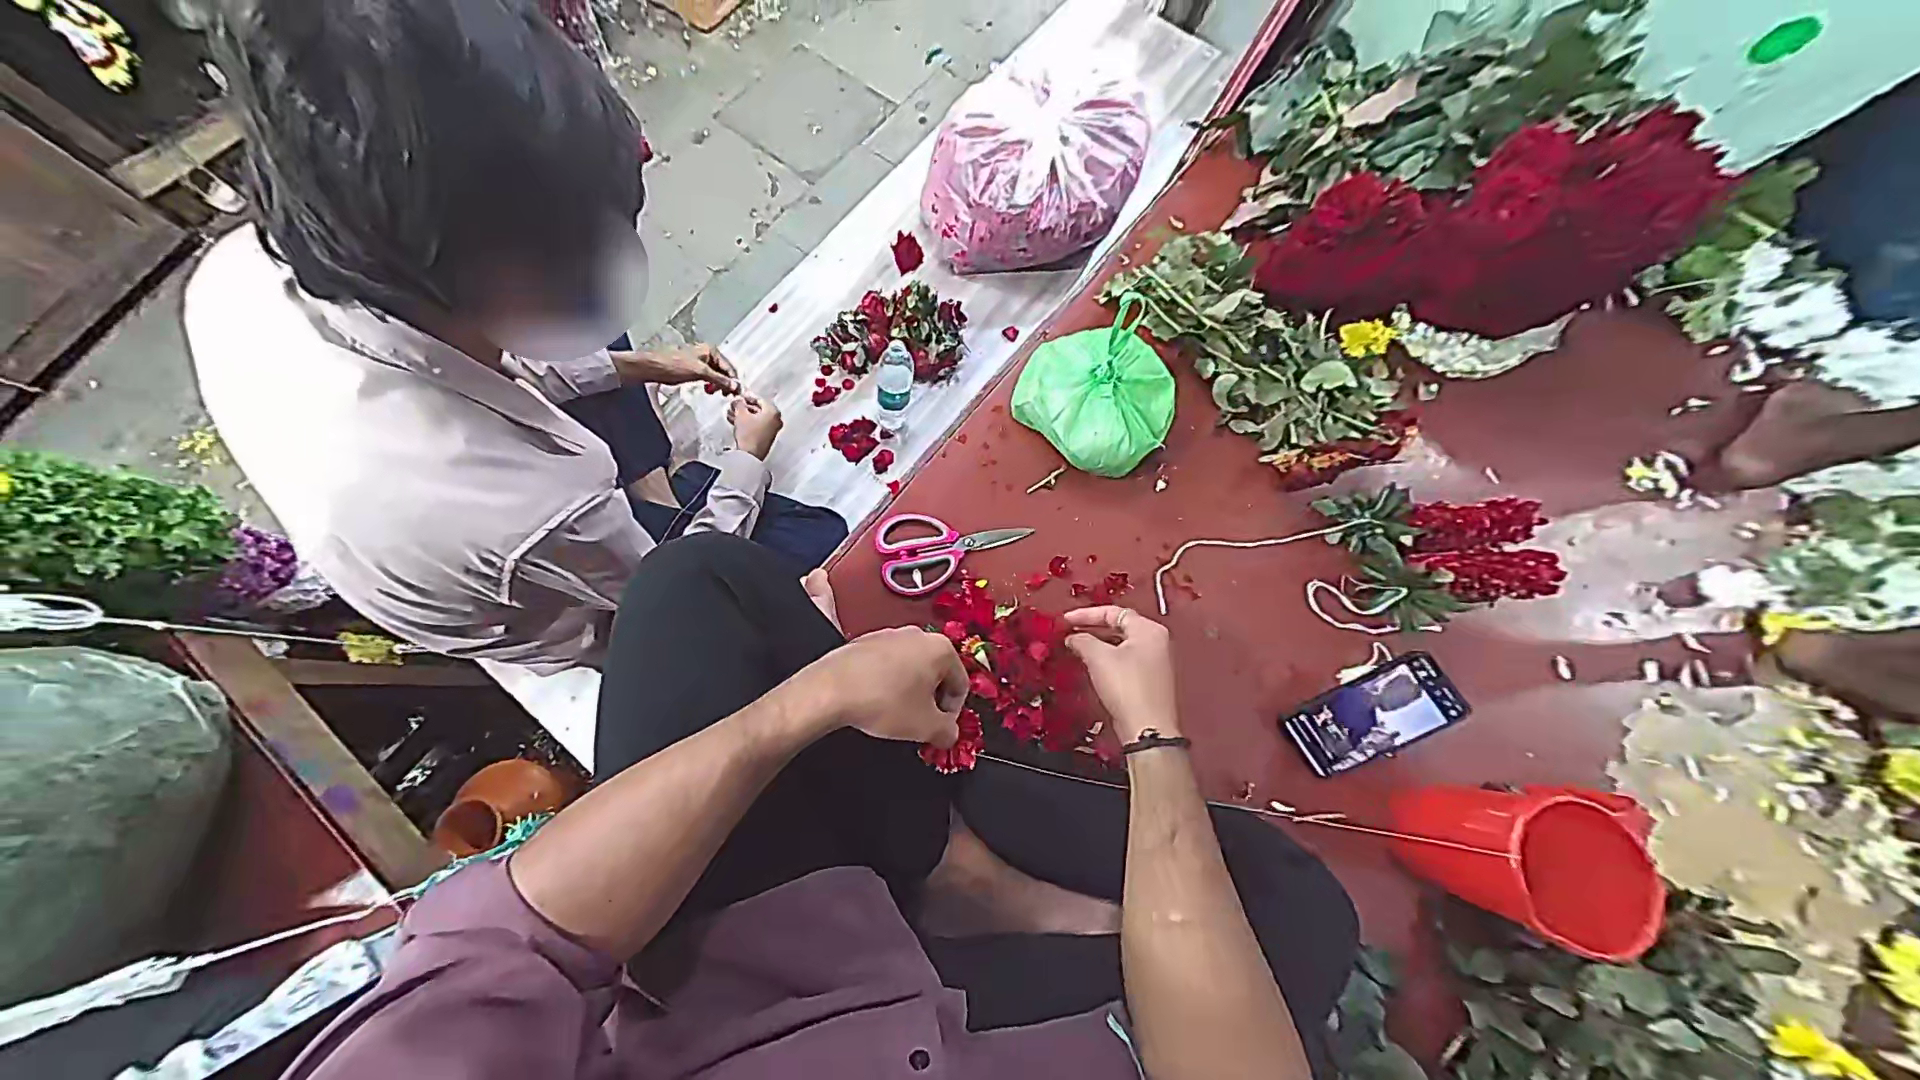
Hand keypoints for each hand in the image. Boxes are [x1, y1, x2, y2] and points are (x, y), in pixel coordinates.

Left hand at [617, 344, 738, 393]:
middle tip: (725, 394)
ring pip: (716, 375)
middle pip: (724, 371)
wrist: (650, 367)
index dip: (733, 380)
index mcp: (710, 350)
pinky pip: (707, 377)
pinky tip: (707, 389)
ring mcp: (698, 361)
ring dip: (717, 385)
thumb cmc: (671, 364)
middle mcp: (705, 354)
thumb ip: (720, 379)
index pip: (729, 367)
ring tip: (713, 391)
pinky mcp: (692, 369)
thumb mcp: (700, 373)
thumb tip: (735, 385)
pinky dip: (710, 384)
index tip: (737, 392)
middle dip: (725, 383)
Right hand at [729, 395, 782, 458]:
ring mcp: (773, 429)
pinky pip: (757, 425)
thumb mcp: (741, 414)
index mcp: (773, 412)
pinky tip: (735, 421)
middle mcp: (776, 420)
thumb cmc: (748, 434)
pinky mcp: (767, 437)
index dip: (748, 397)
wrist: (750, 455)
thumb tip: (738, 400)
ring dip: (744, 414)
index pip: (760, 399)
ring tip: (731, 413)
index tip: (739, 396)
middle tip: (734, 405)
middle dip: (744, 407)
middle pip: (759, 409)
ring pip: (756, 418)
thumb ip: (739, 403)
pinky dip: (747, 422)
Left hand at [789, 627, 967, 745]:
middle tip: (919, 723)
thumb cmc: (885, 703)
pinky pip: (887, 664)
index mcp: (941, 648)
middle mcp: (918, 634)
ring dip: (909, 691)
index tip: (940, 728)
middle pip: (936, 673)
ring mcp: (890, 634)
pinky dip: (888, 682)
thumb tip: (949, 733)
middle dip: (931, 700)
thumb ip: (948, 731)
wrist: (832, 689)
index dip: (953, 712)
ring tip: (894, 713)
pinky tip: (875, 700)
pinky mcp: (866, 640)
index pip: (960, 684)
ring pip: (911, 668)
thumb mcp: (926, 727)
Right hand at [1064, 606, 1178, 744]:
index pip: (1114, 612)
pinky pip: (1124, 659)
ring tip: (1074, 646)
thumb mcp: (1098, 657)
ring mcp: (1154, 661)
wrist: (1147, 728)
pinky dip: (1106, 657)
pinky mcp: (1149, 678)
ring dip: (1097, 643)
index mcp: (1148, 629)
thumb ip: (1082, 640)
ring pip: (1121, 644)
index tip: (1065, 620)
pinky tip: (1090, 663)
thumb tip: (1072, 637)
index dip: (1086, 614)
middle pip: (1119, 626)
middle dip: (1091, 628)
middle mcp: (1156, 641)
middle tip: (1068, 632)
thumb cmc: (1126, 686)